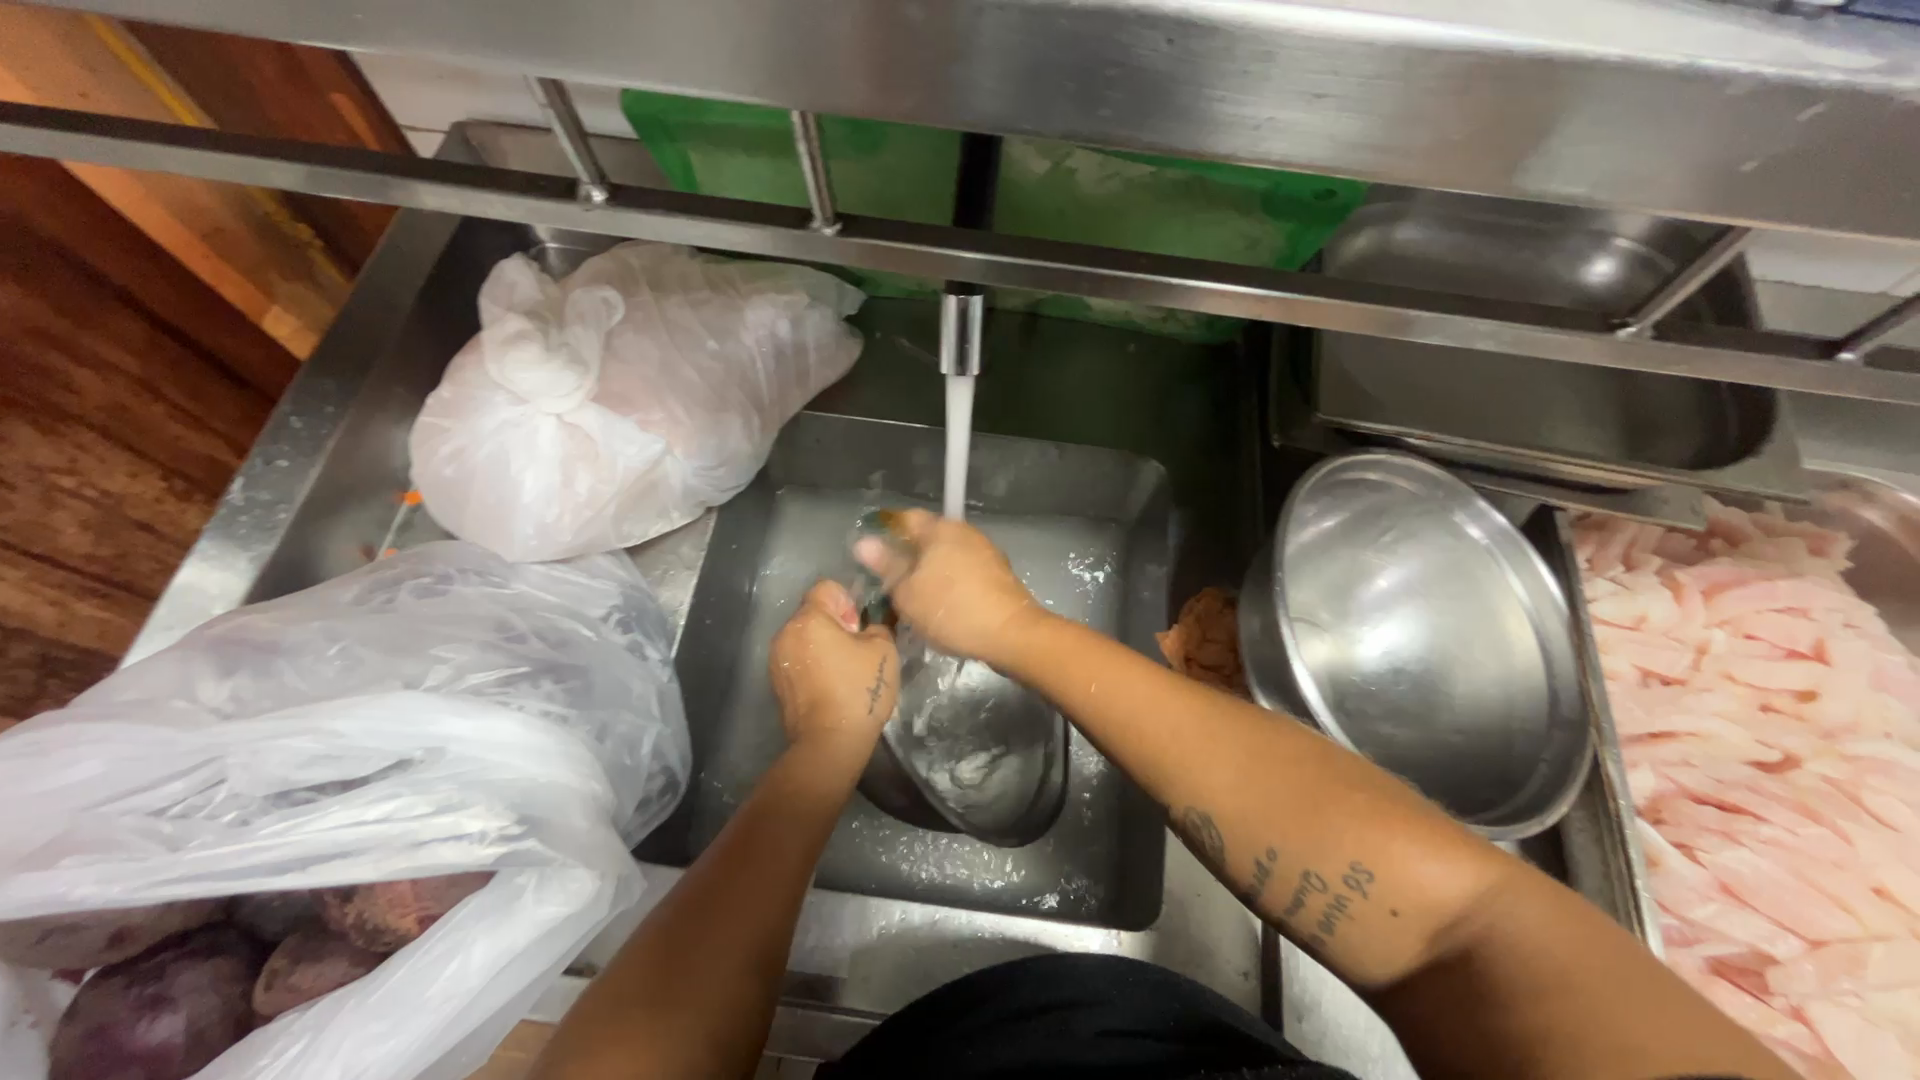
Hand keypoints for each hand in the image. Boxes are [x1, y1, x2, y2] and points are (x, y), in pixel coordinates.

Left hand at [768, 580, 898, 756]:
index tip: (859, 628)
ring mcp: (777, 660)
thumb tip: (867, 627)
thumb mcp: (883, 650)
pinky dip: (813, 665)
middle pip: (813, 613)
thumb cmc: (858, 689)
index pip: (826, 588)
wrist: (830, 741)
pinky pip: (798, 660)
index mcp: (808, 619)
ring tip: (844, 671)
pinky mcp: (777, 683)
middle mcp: (785, 633)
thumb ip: (877, 625)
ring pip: (804, 638)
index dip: (847, 601)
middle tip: (856, 651)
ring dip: (823, 646)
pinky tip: (831, 687)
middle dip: (835, 625)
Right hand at [852, 509, 1047, 665]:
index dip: (885, 533)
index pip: (904, 518)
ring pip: (947, 555)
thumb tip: (864, 543)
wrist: (1010, 634)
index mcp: (939, 529)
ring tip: (916, 597)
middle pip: (927, 536)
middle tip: (891, 582)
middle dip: (909, 555)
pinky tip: (944, 605)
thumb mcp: (907, 593)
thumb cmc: (951, 609)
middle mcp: (964, 532)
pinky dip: (951, 582)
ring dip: (931, 571)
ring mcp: (985, 551)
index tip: (873, 556)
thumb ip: (886, 566)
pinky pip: (964, 571)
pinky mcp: (998, 573)